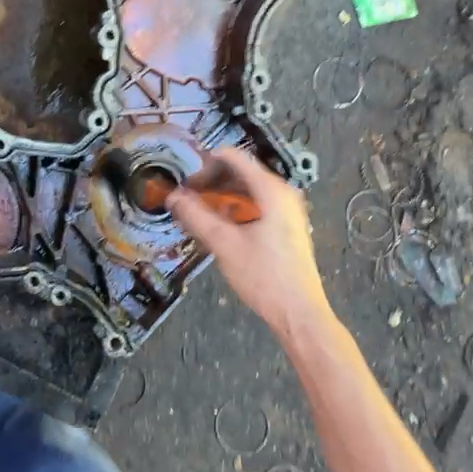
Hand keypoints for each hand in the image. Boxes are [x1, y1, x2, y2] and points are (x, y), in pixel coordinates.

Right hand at [168, 148, 328, 333]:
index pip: (232, 156)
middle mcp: (282, 193)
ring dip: (220, 197)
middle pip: (239, 172)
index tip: (185, 180)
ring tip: (197, 215)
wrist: (300, 315)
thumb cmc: (265, 277)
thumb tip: (172, 196)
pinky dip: (233, 209)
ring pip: (245, 190)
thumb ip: (196, 216)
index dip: (204, 163)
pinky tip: (218, 227)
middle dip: (210, 182)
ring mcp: (286, 209)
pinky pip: (254, 205)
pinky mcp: (285, 225)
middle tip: (187, 199)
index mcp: (271, 190)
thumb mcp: (224, 244)